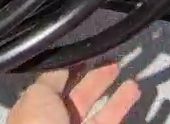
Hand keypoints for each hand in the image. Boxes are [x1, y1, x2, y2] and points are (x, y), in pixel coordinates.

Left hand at [5, 63, 140, 123]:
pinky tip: (134, 89)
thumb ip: (52, 78)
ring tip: (128, 74)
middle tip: (111, 60)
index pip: (55, 87)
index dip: (70, 69)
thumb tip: (62, 64)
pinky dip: (122, 106)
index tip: (86, 52)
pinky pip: (110, 122)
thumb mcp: (38, 95)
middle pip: (79, 97)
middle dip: (95, 78)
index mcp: (36, 113)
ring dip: (115, 94)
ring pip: (99, 113)